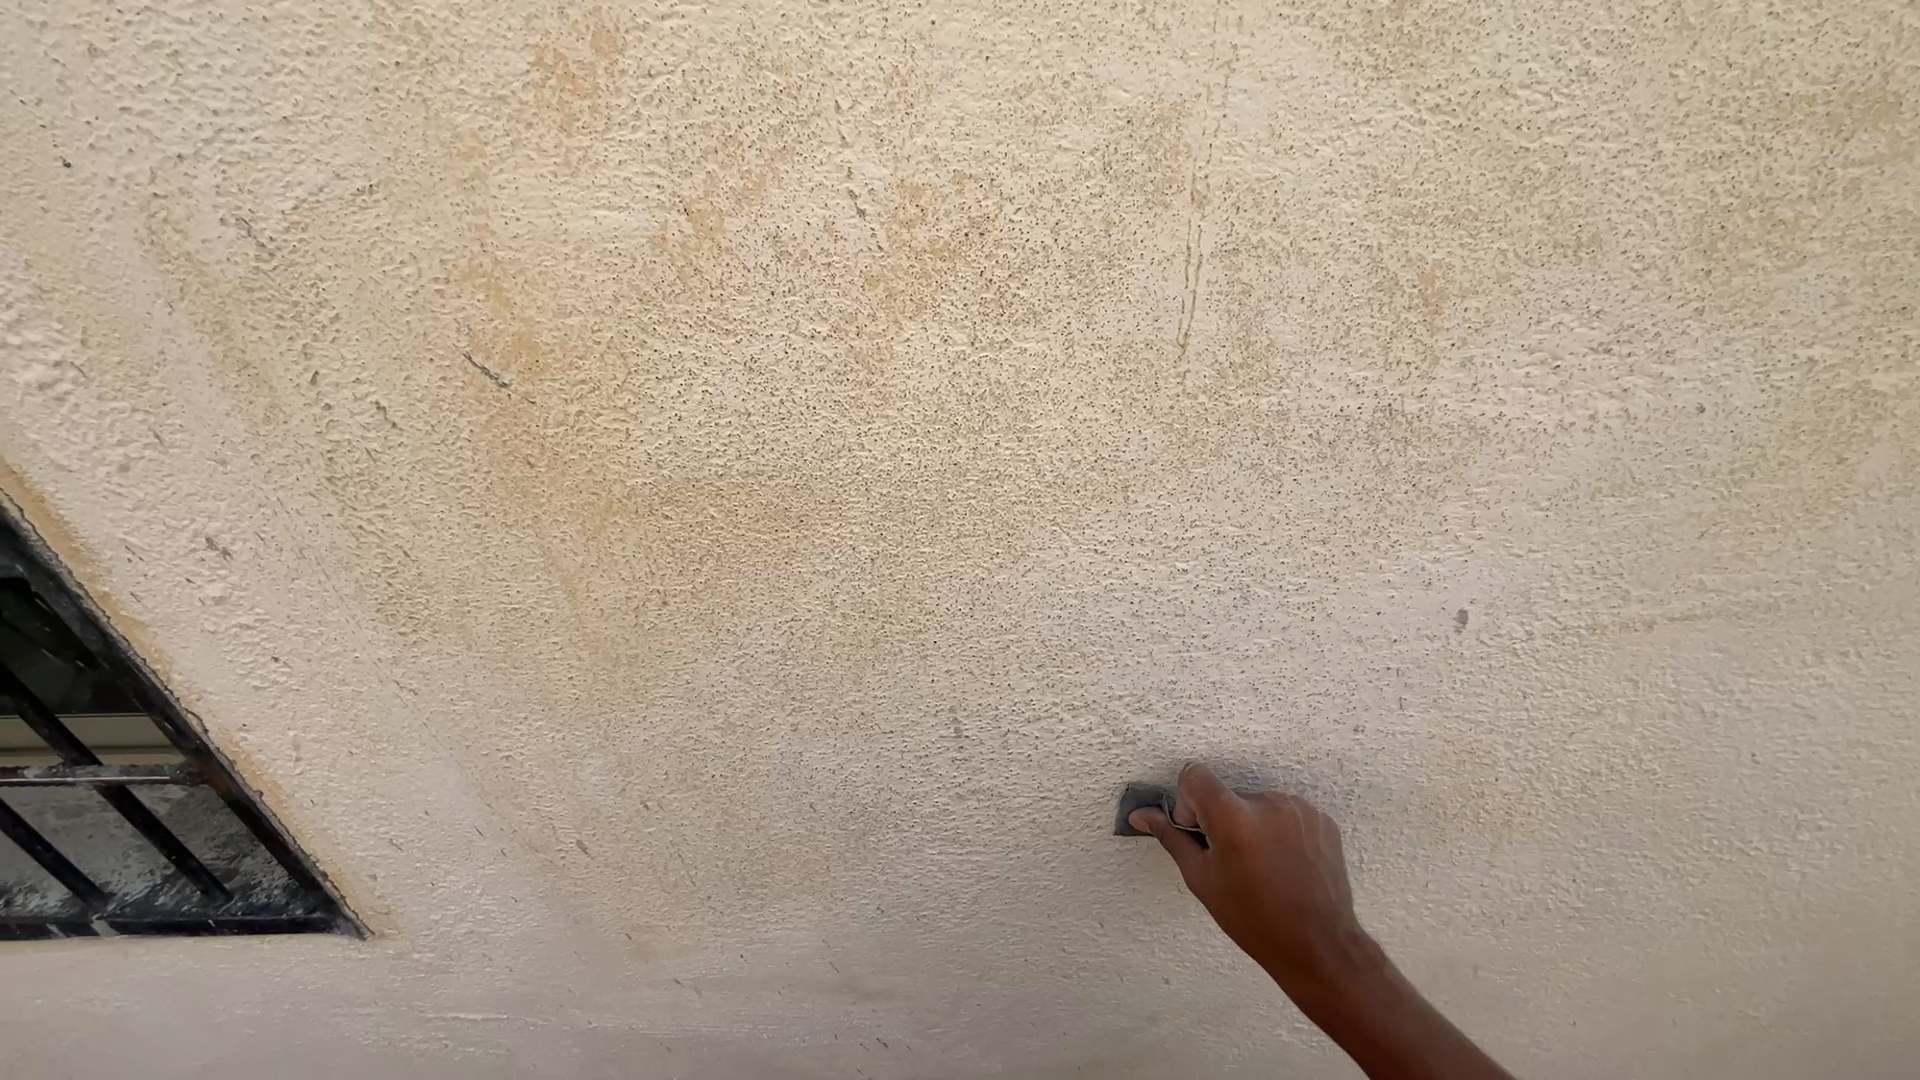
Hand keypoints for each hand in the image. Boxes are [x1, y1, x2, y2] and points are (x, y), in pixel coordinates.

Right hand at [1128, 763, 1366, 988]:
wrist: (1319, 946)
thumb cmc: (1255, 919)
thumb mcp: (1202, 879)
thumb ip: (1172, 837)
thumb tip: (1141, 815)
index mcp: (1234, 817)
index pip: (1195, 775)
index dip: (1189, 801)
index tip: (1200, 831)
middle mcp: (1268, 803)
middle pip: (1227, 794)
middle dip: (1222, 818)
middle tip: (1232, 860)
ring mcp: (1299, 809)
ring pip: (1256, 803)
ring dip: (1251, 824)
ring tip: (1262, 865)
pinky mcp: (1320, 819)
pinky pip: (1286, 812)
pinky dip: (1279, 830)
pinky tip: (1284, 863)